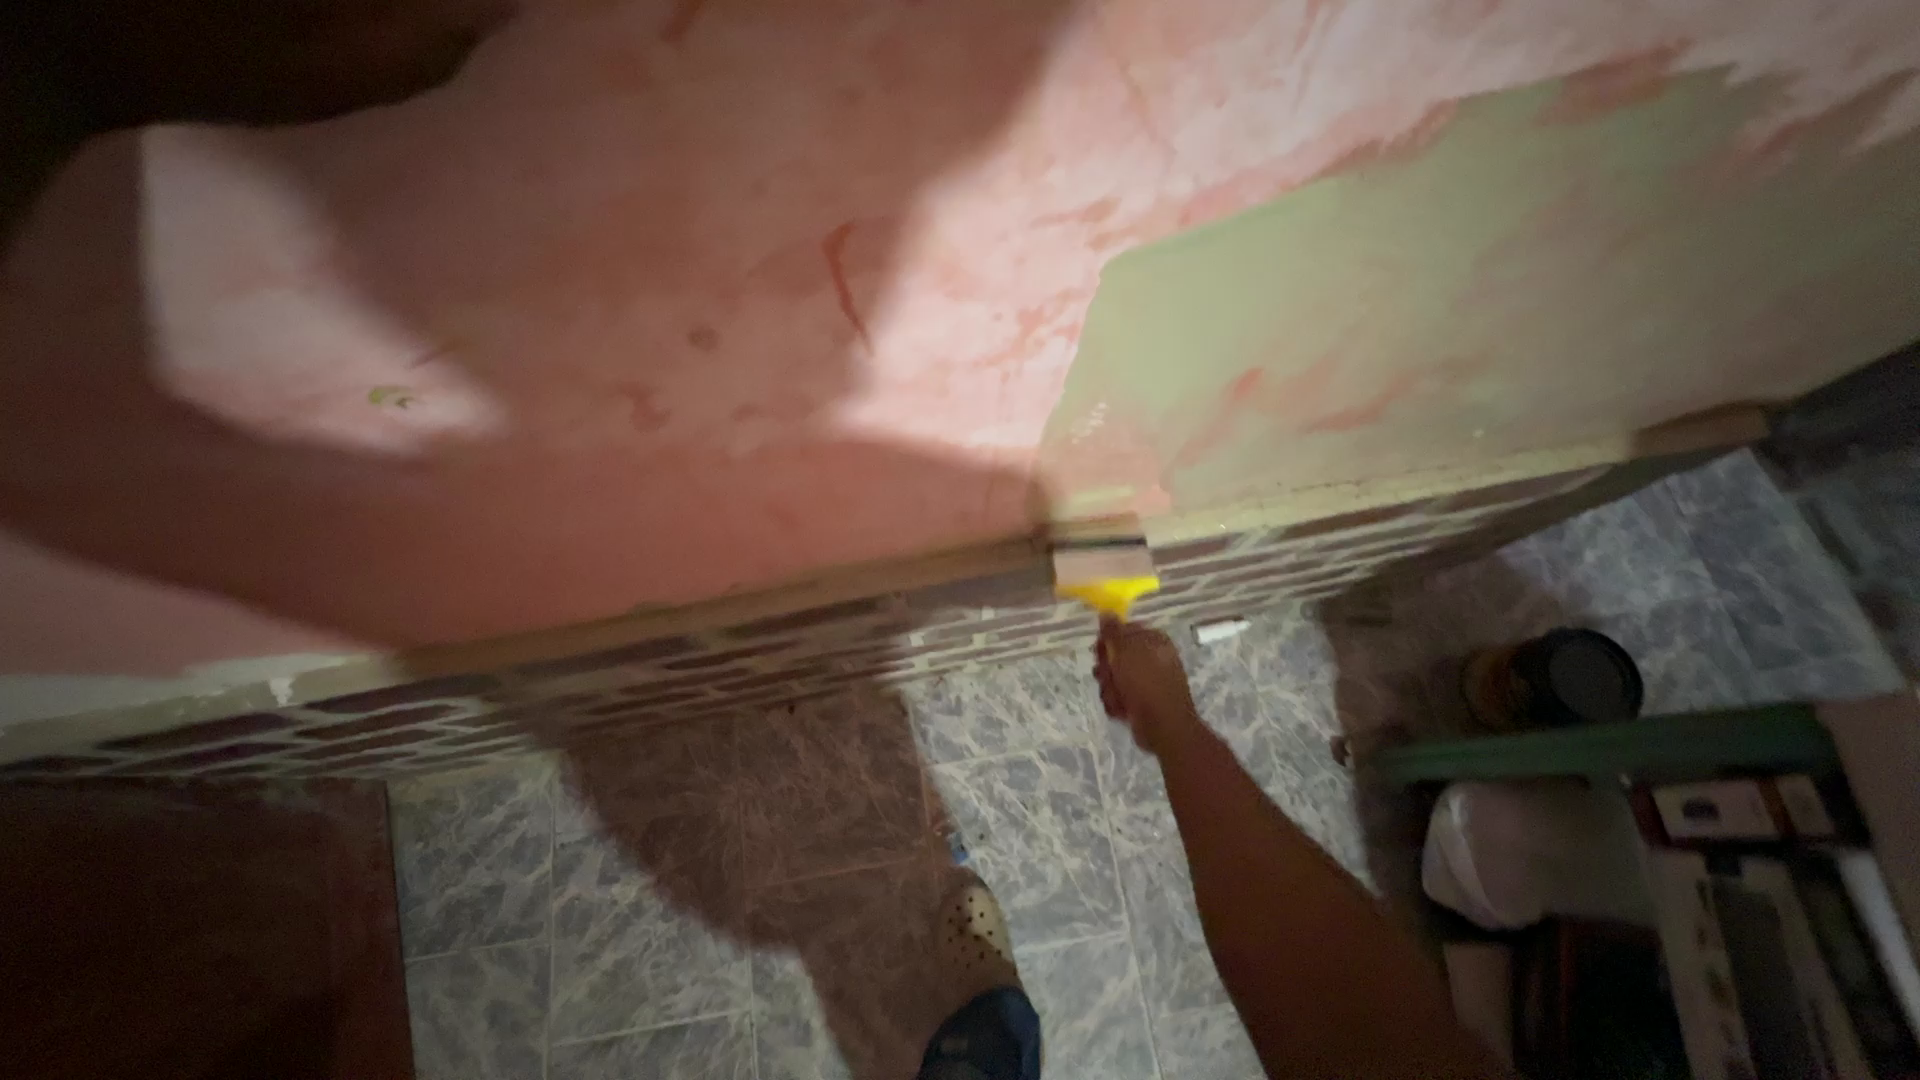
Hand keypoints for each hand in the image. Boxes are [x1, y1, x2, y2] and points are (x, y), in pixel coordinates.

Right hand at [1093, 617, 1199, 753]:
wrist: (1163, 726)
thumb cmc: (1145, 682)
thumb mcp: (1126, 650)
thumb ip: (1113, 630)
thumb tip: (1106, 612)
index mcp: (1153, 641)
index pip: (1123, 631)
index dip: (1108, 640)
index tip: (1100, 649)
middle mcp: (1152, 659)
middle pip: (1115, 656)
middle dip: (1106, 669)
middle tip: (1107, 675)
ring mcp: (1147, 682)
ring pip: (1113, 678)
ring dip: (1109, 689)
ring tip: (1117, 698)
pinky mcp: (1141, 702)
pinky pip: (1119, 697)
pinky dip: (1117, 704)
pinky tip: (1122, 710)